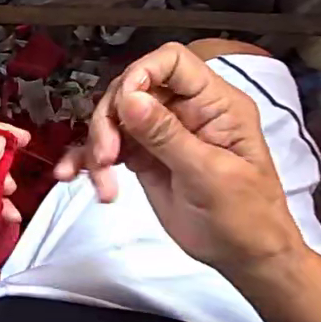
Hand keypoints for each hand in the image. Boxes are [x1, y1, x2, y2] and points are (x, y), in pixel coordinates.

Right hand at [54, 43, 304, 273]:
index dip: (141, 73)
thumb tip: (130, 98)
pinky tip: (75, 174)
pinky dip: (88, 159)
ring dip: (97, 146)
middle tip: (106, 156)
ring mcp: (161, 132)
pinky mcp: (142, 154)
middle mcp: (184, 110)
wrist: (245, 259)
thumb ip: (166, 135)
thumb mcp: (209, 175)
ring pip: (113, 117)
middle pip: (131, 89)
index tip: (122, 106)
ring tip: (101, 180)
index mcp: (214, 104)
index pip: (172, 62)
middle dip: (110, 120)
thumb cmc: (246, 218)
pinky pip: (107, 145)